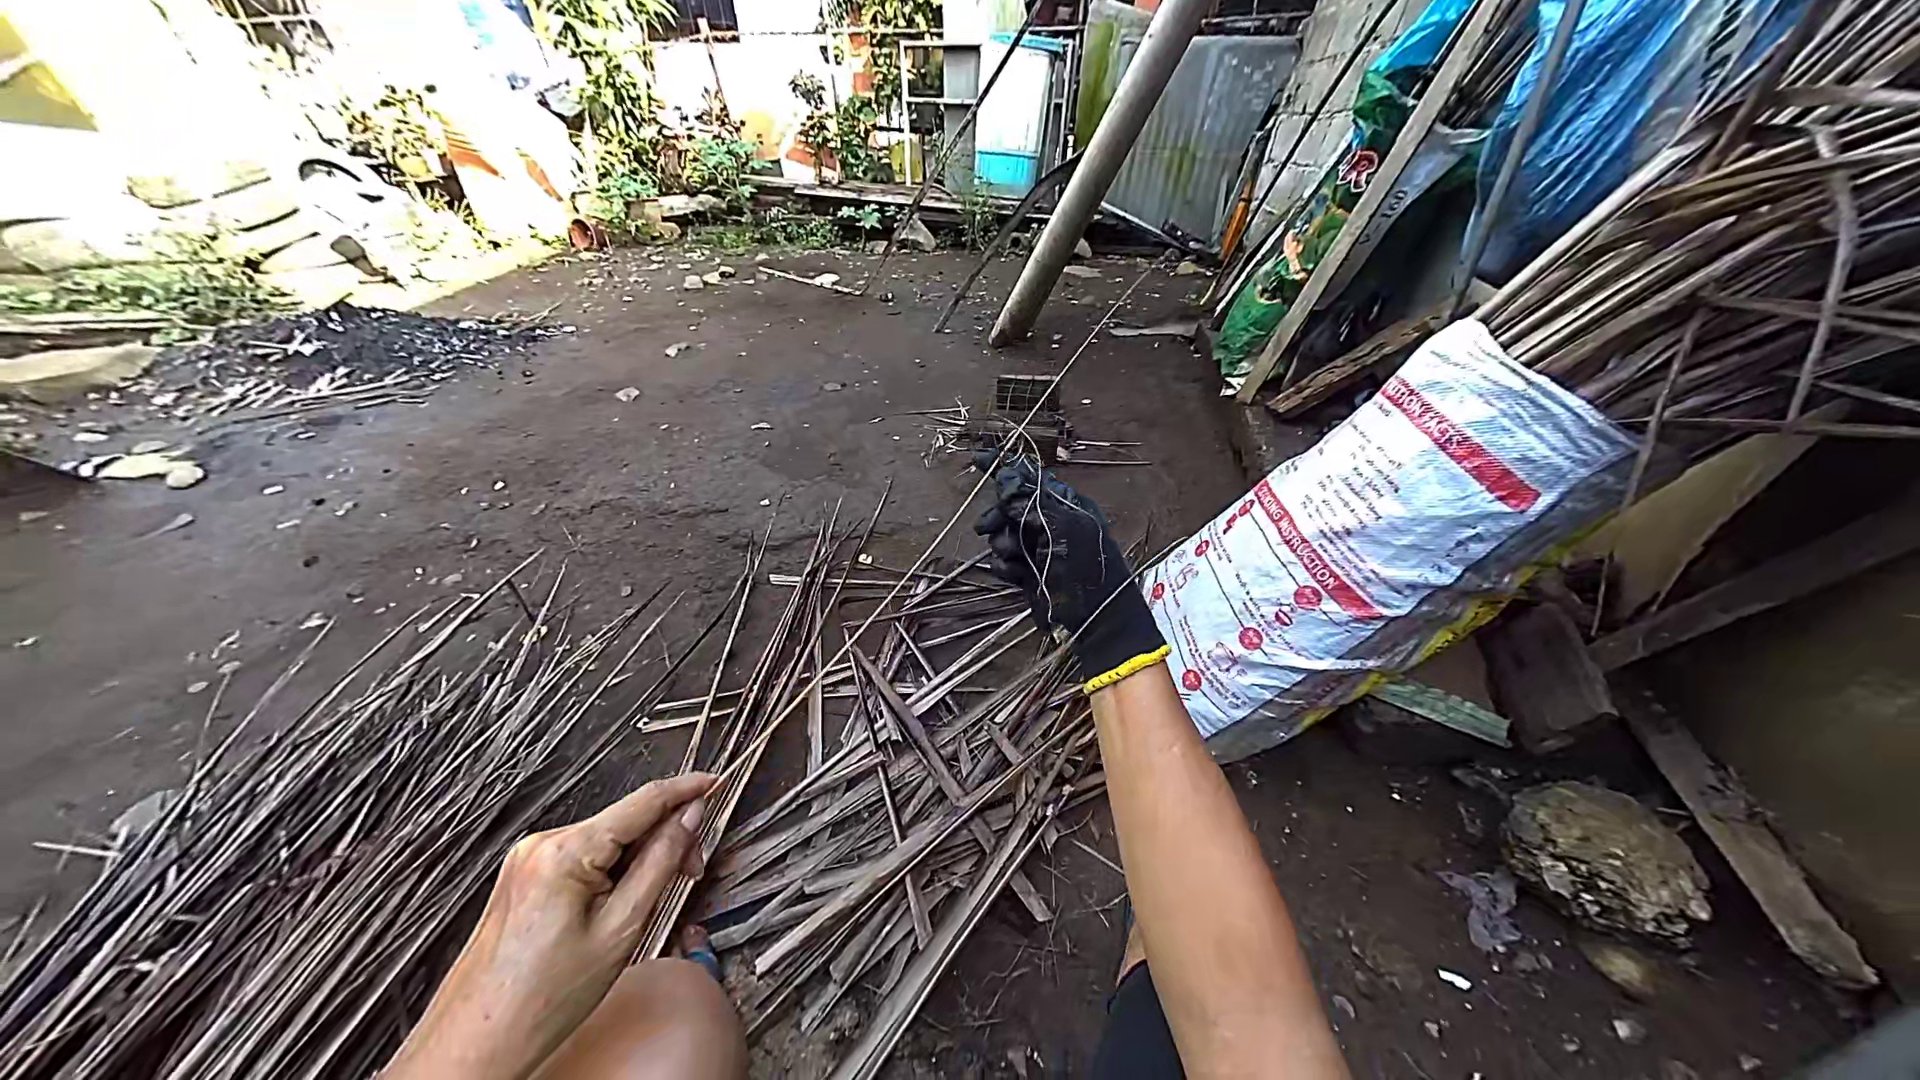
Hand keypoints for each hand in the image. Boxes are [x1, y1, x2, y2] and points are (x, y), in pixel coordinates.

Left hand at [382, 772, 714, 1079]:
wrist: (472, 1051)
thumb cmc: (537, 1003)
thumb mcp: (622, 927)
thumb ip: (662, 860)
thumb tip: (689, 817)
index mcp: (565, 852)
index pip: (646, 800)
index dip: (688, 788)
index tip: (714, 782)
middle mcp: (541, 845)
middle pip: (629, 818)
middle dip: (670, 835)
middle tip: (694, 867)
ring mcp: (529, 858)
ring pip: (610, 834)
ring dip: (645, 852)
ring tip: (661, 889)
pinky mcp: (526, 874)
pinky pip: (588, 851)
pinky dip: (618, 864)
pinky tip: (628, 892)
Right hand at [972, 453, 1165, 689]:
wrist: (1093, 617)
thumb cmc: (1084, 566)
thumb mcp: (1062, 525)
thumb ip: (1033, 501)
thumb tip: (1006, 483)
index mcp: (1065, 503)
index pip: (1030, 478)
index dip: (1003, 469)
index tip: (977, 460)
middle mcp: (1050, 521)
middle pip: (1010, 506)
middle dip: (998, 516)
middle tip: (985, 526)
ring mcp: (1039, 547)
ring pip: (1003, 533)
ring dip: (1004, 543)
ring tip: (1014, 556)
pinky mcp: (1029, 571)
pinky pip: (1005, 561)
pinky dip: (1006, 566)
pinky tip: (1016, 574)